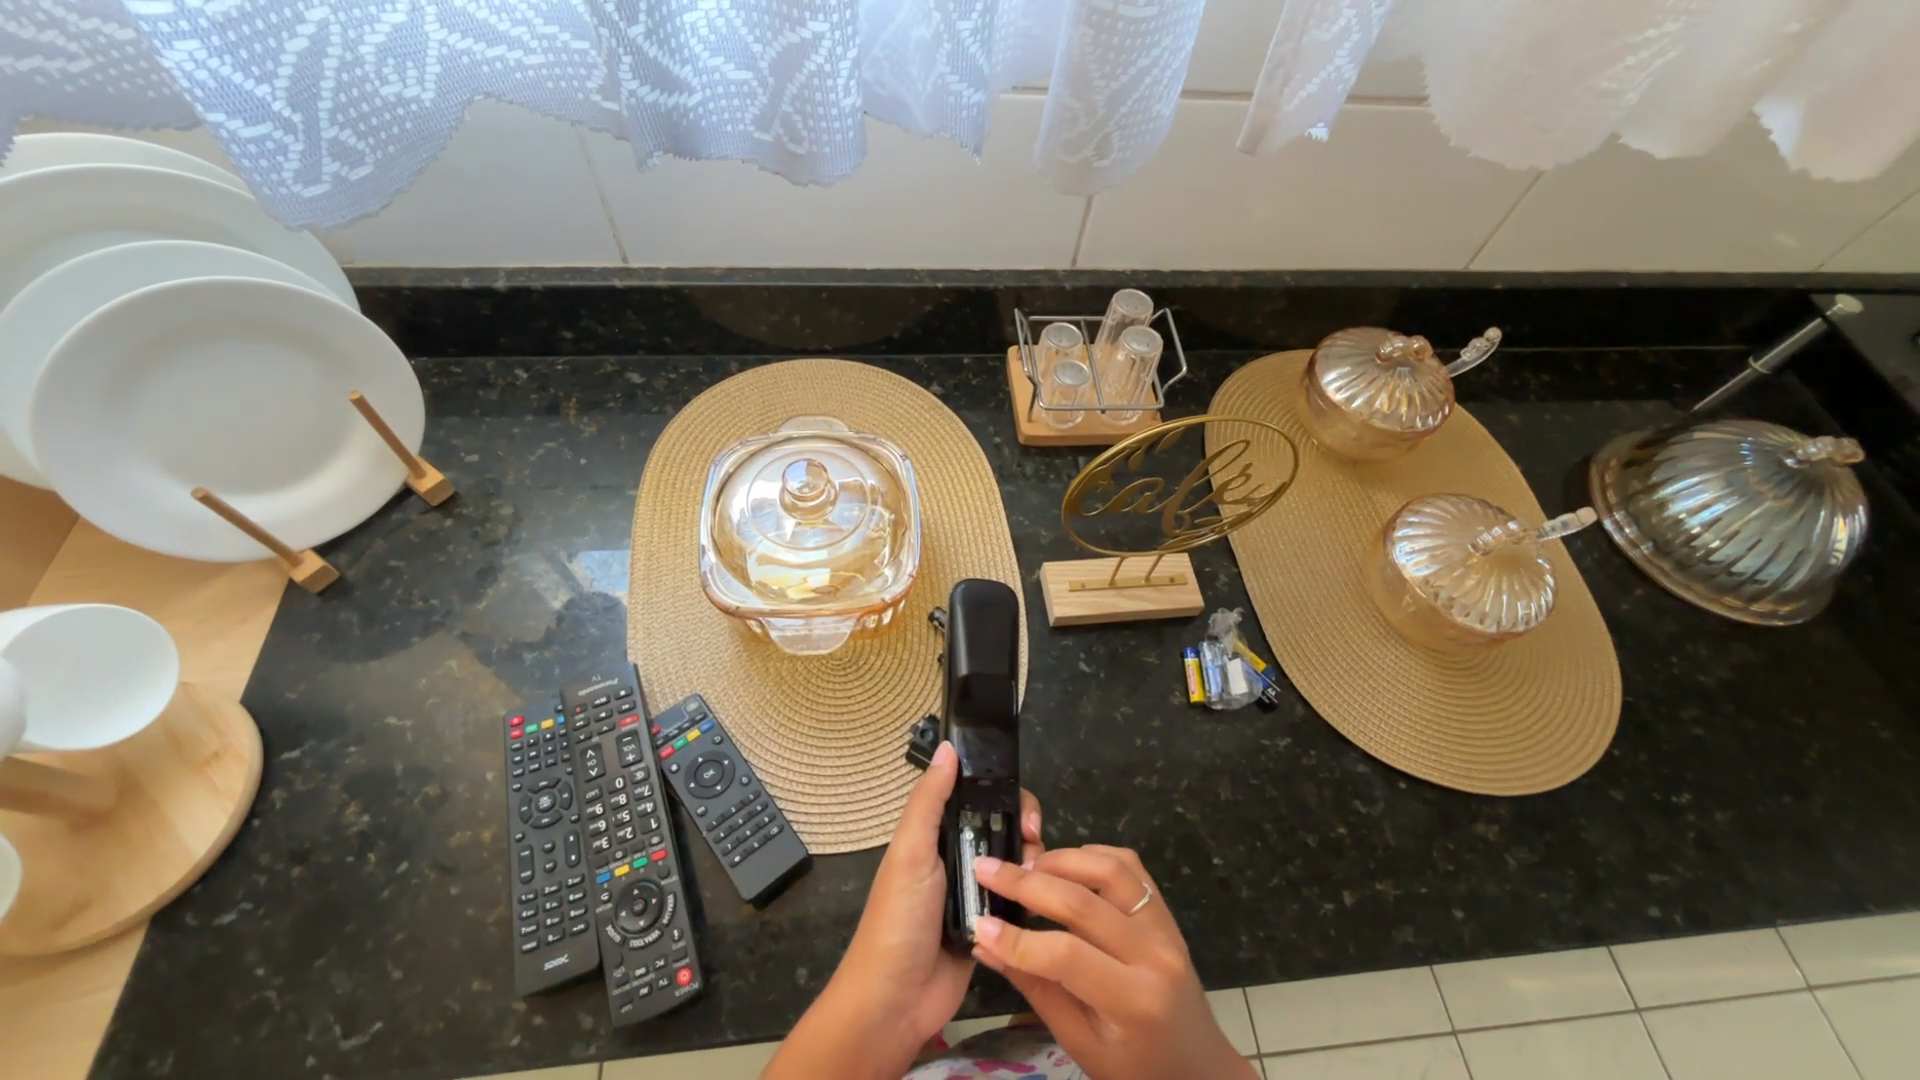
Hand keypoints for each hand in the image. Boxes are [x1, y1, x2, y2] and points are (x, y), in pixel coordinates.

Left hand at [763, 742, 1041, 1079]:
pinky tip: (1048, 900)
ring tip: (1041, 877)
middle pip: (1004, 830)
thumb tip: (948, 748)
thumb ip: (928, 802)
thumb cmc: (898, 920)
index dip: (1005, 797)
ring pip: (1018, 866)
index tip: (1027, 810)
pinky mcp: (993, 930)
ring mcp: (977, 897)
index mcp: (935, 837)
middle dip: (1026, 831)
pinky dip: (1035, 899)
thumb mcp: (909, 853)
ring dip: (1035, 866)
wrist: (896, 1002)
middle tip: (1036, 844)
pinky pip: (1021, 905)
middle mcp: (958, 861)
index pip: (977, 801)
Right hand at [968, 845, 1254, 1079]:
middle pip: (1082, 902)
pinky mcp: (1165, 911)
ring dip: (1061, 859)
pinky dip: (1094, 855)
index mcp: (1134, 1000)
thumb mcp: (1080, 1043)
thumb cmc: (1135, 1067)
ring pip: (1110, 869)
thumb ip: (1035, 989)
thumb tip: (985, 944)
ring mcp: (1164, 927)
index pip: (1066, 955)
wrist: (1199, 1065)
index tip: (979, 922)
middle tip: (985, 869)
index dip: (1018, 939)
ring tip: (1025, 866)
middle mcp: (1154, 954)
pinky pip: (1130, 866)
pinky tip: (1065, 865)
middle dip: (1025, 883)